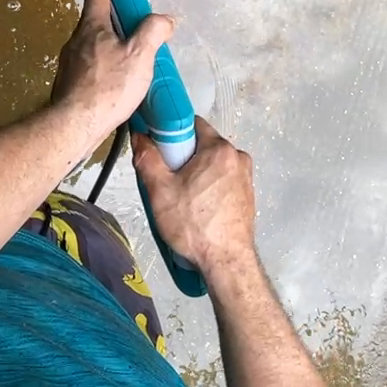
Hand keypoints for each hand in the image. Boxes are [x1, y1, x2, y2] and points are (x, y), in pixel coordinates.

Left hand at [52, 0, 175, 139]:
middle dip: (107, 16)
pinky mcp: (69, 85)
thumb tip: (166, 19)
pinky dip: (102, 66)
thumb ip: (153, 32)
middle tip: (125, 17)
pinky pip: (89, 67)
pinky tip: (114, 81)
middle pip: (93, 21)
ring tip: (125, 54)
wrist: (76, 124)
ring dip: (106, 44)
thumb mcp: (140, 55)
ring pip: (90, 45)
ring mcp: (69, 64)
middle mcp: (76, 41)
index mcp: (92, 28)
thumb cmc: (109, 86)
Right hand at [132, 116, 257, 278]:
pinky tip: (196, 209)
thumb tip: (139, 137)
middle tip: (166, 179)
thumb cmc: (194, 226)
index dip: (170, 133)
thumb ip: (147, 158)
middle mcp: (238, 158)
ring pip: (212, 165)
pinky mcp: (247, 196)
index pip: (191, 123)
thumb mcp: (160, 191)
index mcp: (219, 149)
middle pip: (202, 145)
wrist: (226, 262)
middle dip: (182, 157)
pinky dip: (208, 188)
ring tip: (180, 199)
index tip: (158, 149)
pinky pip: (222, 181)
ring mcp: (246, 178)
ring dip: (195, 174)